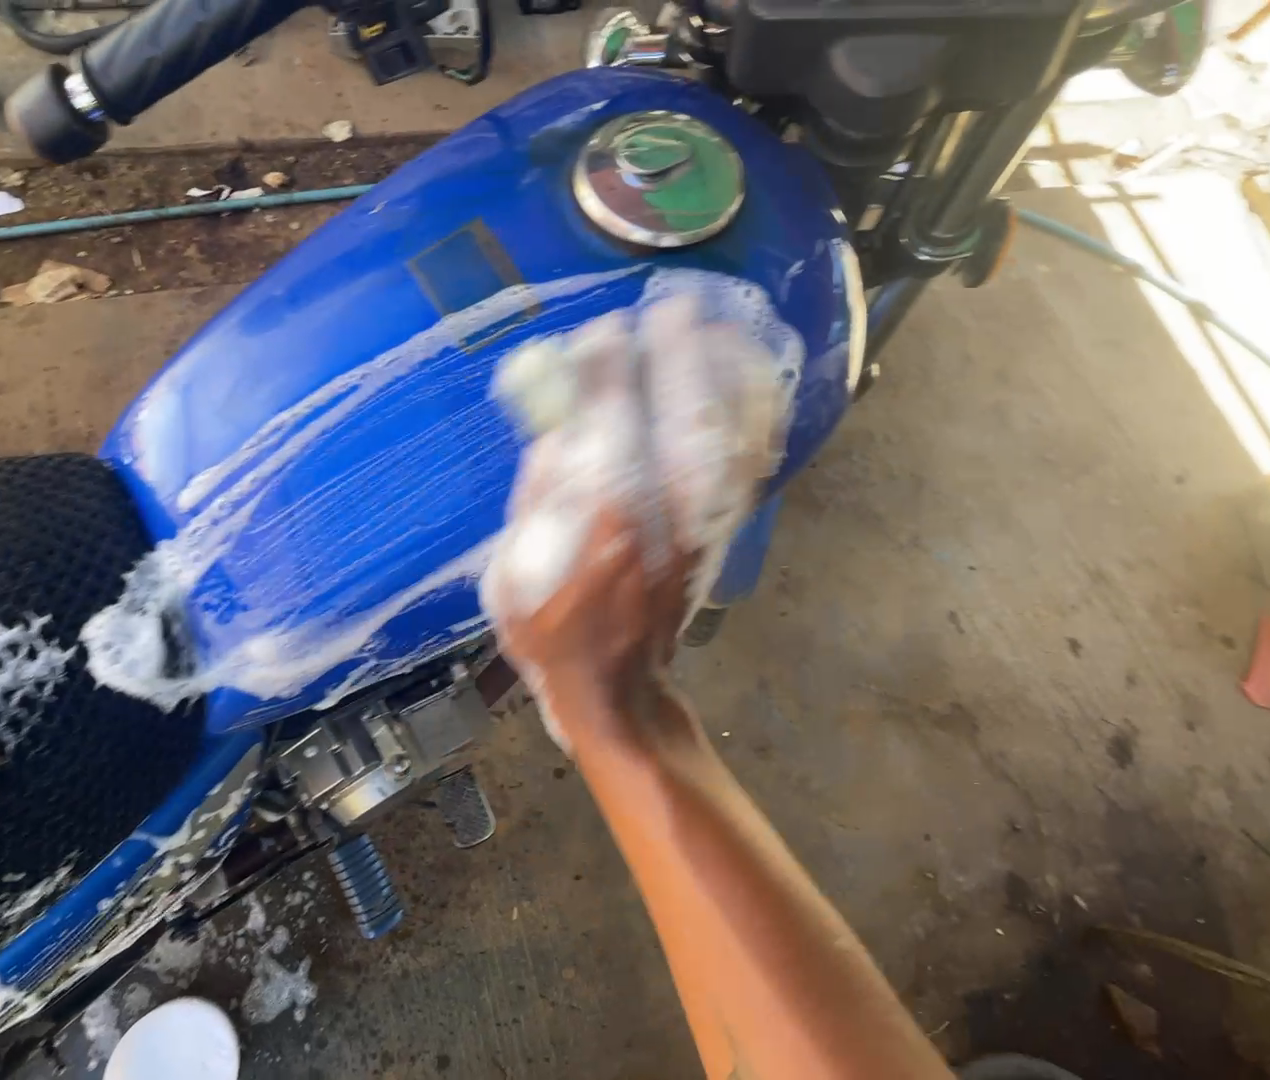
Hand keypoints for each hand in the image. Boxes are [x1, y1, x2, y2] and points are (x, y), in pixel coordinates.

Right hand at [482, 293, 788, 754]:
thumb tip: (558, 431)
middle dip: (680, 354)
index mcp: (600, 525)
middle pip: (684, 418)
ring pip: (731, 432)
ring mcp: (704, 523)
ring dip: (728, 372)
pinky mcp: (724, 531)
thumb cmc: (552, 633)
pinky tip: (750, 374)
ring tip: (715, 324)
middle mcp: (663, 515)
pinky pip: (752, 459)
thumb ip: (535, 498)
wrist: (619, 688)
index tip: (597, 334)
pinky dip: (758, 412)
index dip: (605, 373)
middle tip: (670, 305)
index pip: (608, 428)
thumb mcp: (511, 574)